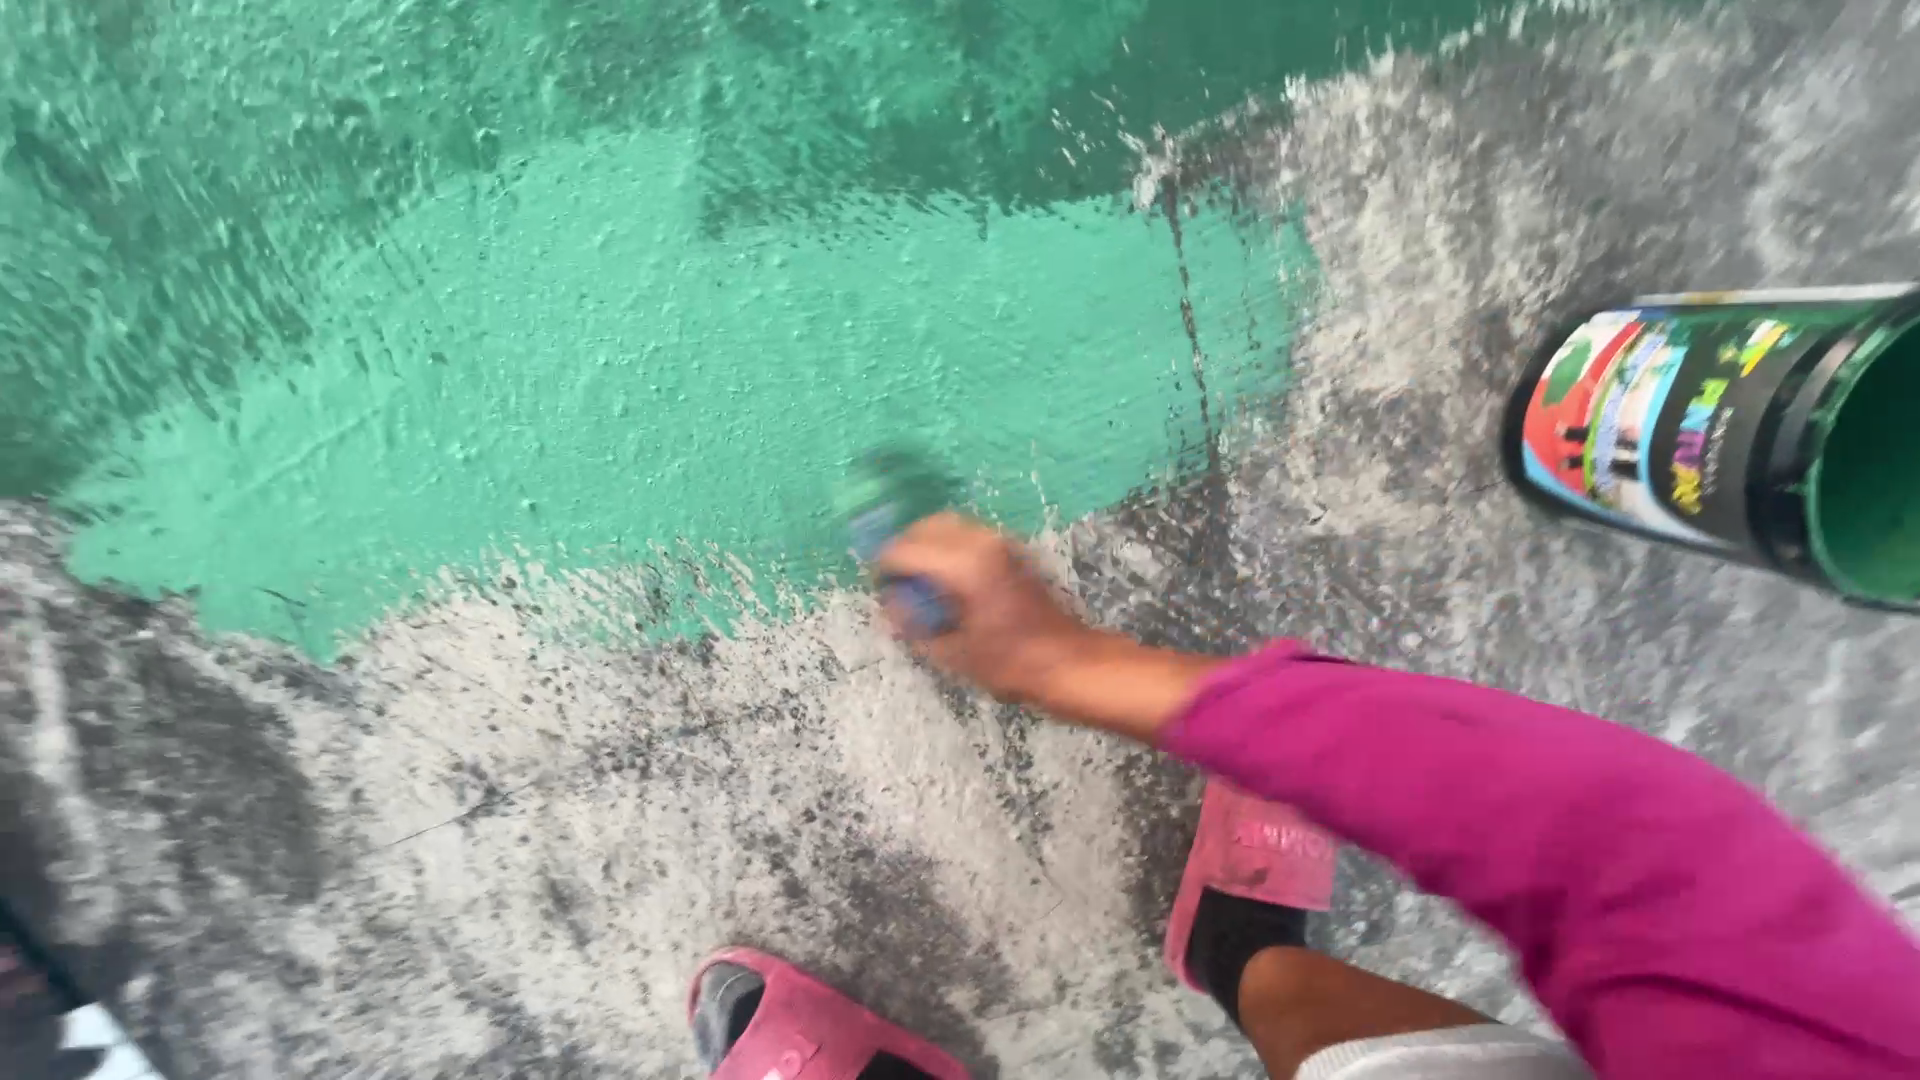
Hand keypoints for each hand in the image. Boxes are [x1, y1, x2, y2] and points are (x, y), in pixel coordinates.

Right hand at [872, 512, 1098, 704]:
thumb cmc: (1011, 665)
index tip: (880, 587)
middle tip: (896, 579)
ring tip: (920, 578)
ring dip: (927, 543)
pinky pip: (969, 534)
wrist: (1068, 662)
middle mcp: (982, 544)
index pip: (907, 549)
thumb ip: (914, 625)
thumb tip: (891, 606)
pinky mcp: (1013, 550)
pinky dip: (949, 546)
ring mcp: (1001, 543)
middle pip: (927, 526)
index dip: (886, 567)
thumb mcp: (952, 653)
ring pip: (949, 524)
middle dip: (905, 547)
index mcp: (964, 567)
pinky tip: (947, 578)